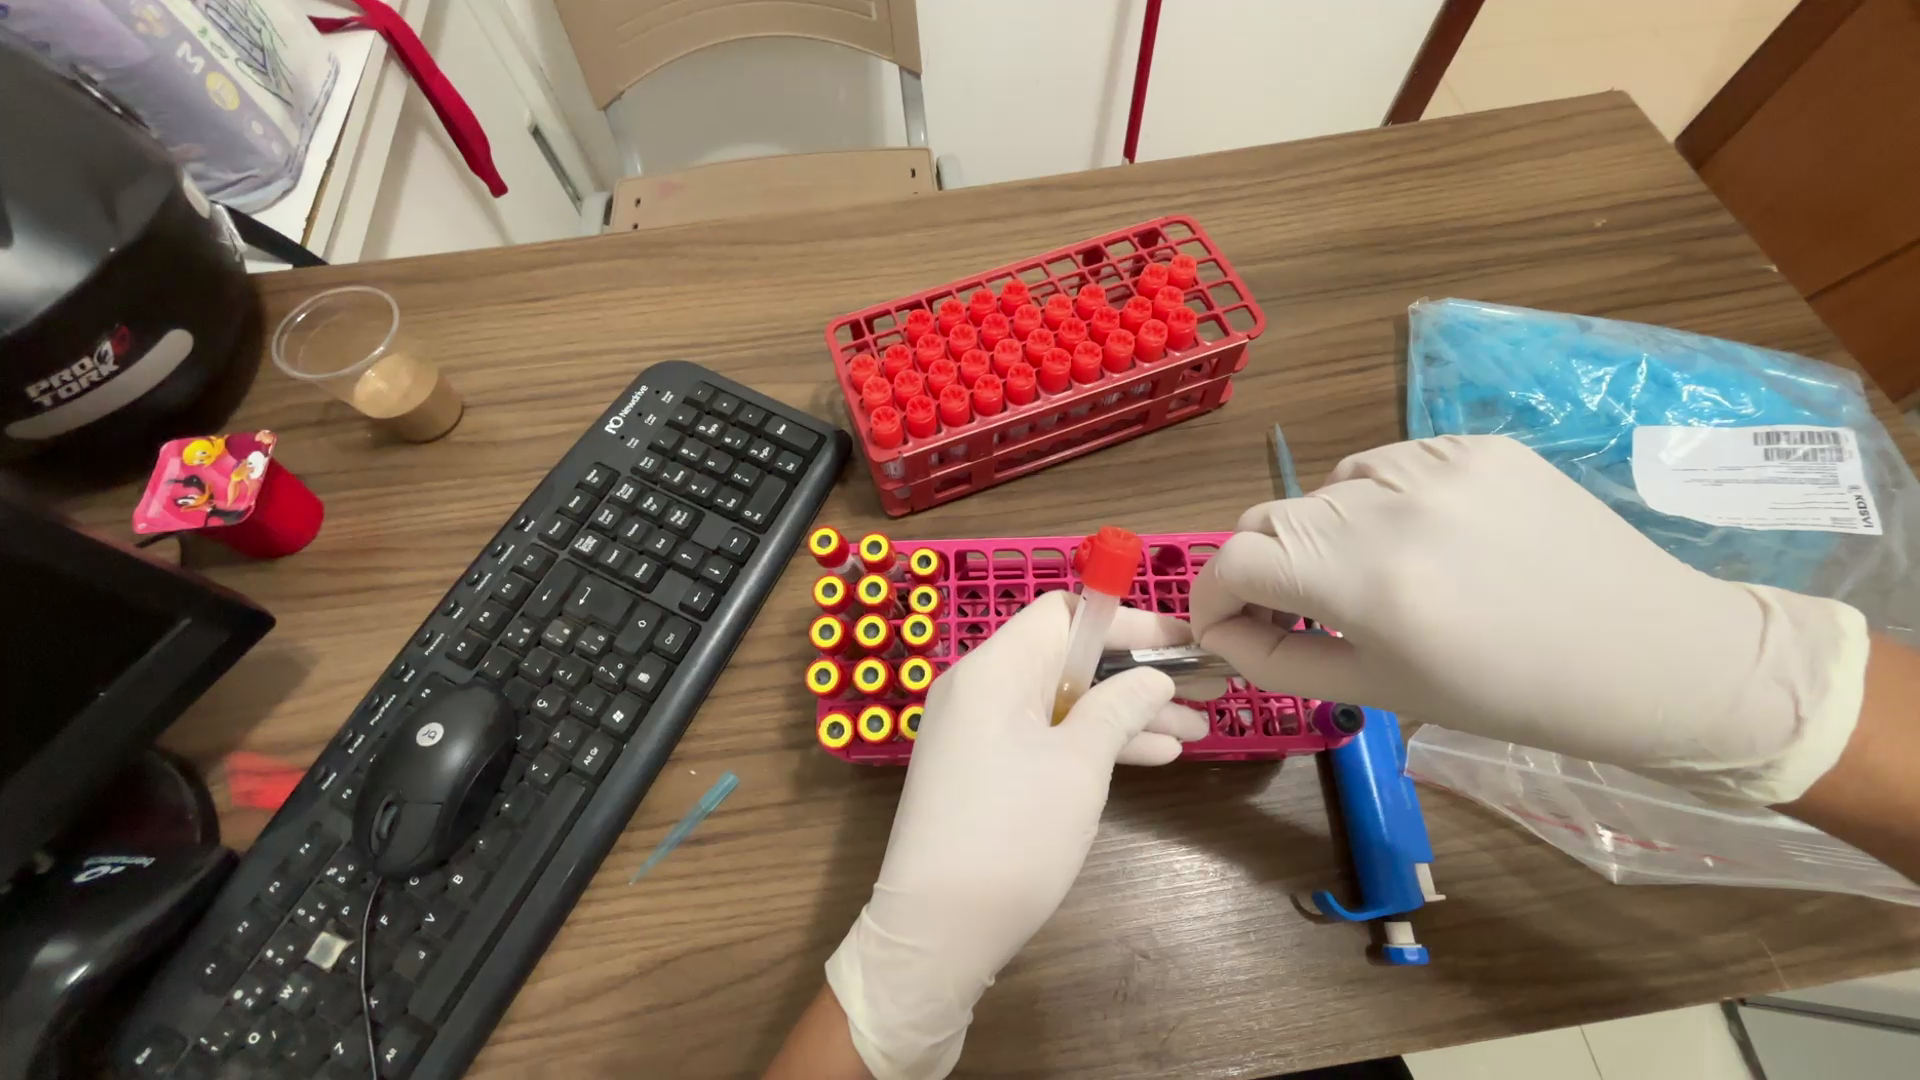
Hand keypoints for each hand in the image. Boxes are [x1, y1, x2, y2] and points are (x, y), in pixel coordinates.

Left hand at [824, 590, 1206, 1078]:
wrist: (936, 931)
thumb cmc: (1012, 836)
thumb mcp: (1079, 765)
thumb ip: (1119, 707)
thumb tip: (1153, 677)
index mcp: (994, 669)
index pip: (1063, 616)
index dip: (1125, 622)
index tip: (1182, 642)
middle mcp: (982, 688)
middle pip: (1068, 659)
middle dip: (1136, 673)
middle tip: (1203, 689)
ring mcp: (980, 731)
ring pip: (1064, 703)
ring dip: (1125, 714)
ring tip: (1195, 732)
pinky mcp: (985, 768)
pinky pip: (1046, 737)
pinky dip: (1093, 743)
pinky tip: (1153, 757)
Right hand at [1189, 434, 1869, 804]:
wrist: (1650, 655)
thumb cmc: (1503, 693)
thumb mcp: (1373, 690)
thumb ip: (1273, 659)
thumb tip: (1216, 631)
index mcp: (1364, 581)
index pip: (1233, 562)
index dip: (1211, 597)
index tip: (1222, 625)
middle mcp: (1387, 506)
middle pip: (1267, 521)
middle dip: (1260, 571)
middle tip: (1290, 611)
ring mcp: (1431, 463)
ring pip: (1319, 493)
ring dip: (1317, 537)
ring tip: (1370, 575)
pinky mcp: (1467, 443)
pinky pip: (1377, 468)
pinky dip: (1370, 506)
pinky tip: (1419, 540)